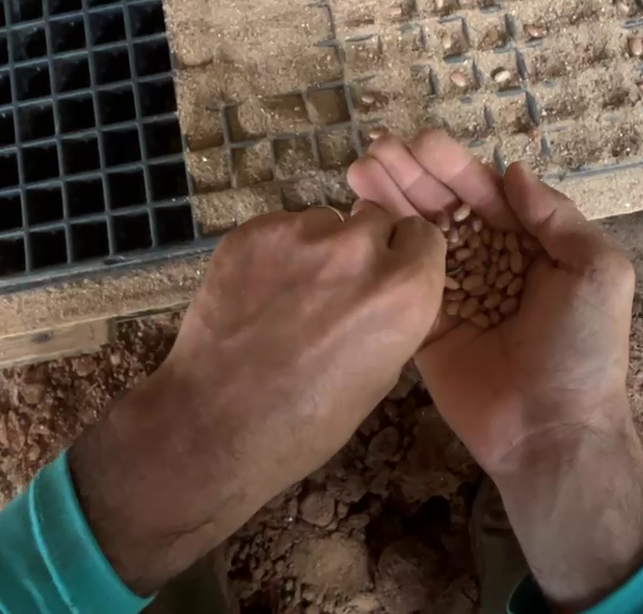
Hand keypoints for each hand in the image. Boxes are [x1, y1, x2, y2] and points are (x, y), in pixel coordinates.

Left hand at [68, 204, 443, 593]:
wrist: (218, 422)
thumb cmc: (310, 418)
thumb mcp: (382, 372)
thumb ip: (394, 310)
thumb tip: (387, 281)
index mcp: (403, 287)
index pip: (423, 235)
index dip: (406, 255)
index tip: (390, 273)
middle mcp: (359, 248)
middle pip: (376, 220)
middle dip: (364, 247)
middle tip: (337, 286)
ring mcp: (302, 233)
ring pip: (327, 221)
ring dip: (319, 247)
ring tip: (291, 294)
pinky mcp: (256, 230)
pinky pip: (283, 226)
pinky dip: (278, 251)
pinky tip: (260, 290)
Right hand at [349, 132, 642, 610]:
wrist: (552, 431)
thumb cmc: (581, 346)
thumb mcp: (597, 272)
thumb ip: (557, 218)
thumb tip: (513, 170)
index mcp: (527, 244)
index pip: (484, 194)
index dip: (453, 167)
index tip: (420, 142)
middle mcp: (486, 259)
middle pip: (443, 206)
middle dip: (411, 174)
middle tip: (377, 146)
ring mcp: (452, 289)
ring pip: (416, 233)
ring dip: (388, 197)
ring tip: (358, 166)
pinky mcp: (423, 320)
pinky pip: (400, 276)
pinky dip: (380, 245)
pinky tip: (357, 215)